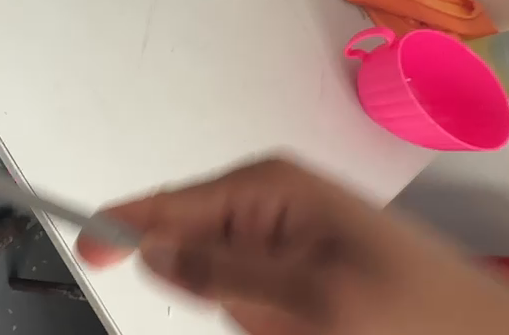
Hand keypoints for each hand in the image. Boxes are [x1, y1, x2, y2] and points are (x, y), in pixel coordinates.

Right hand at [77, 158, 508, 334]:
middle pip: (199, 254)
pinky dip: (281, 328)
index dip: (122, 225)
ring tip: (322, 333)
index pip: (171, 205)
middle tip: (291, 326)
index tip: (86, 252)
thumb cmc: (422, 317)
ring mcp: (290, 238)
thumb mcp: (319, 300)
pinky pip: (264, 307)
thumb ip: (224, 274)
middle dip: (228, 299)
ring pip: (231, 291)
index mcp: (265, 188)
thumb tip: (149, 251)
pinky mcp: (309, 273)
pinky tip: (326, 333)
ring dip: (264, 322)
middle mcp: (270, 203)